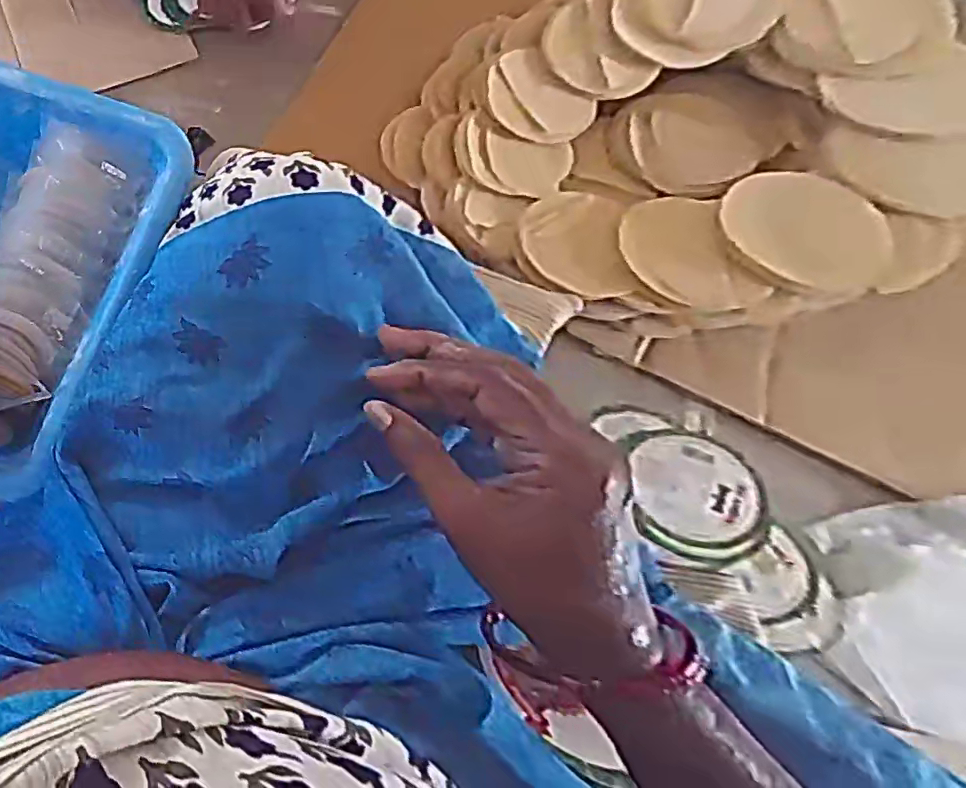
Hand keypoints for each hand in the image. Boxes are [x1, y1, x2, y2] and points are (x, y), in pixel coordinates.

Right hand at [195, 0, 294, 29]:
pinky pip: (206, 3)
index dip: (278, 16)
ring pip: (222, 17)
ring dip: (234, 16)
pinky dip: (215, 6)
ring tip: (242, 7)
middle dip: (256, 19)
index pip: (270, 15)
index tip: (282, 12)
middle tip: (263, 12)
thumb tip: (287, 1)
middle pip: (245, 22)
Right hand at [363, 325, 659, 678]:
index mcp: (559, 450)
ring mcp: (582, 445)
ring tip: (405, 360)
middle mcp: (580, 436)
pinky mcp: (574, 457)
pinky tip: (440, 398)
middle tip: (388, 339)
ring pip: (513, 387)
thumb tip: (376, 408)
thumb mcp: (461, 516)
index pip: (486, 385)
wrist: (599, 636)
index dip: (425, 372)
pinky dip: (474, 398)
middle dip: (441, 353)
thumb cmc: (528, 580)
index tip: (376, 376)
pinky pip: (519, 411)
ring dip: (456, 371)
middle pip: (504, 373)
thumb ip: (419, 453)